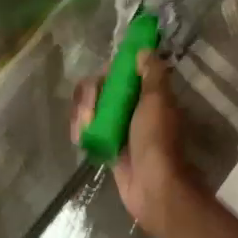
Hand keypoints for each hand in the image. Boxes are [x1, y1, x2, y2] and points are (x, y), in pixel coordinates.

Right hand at [70, 51, 201, 237]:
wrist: (153, 188)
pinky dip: (80, 130)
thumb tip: (144, 49)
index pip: (120, 72)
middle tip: (88, 112)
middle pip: (101, 88)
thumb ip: (152, 73)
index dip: (108, 73)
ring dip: (81, 114)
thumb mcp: (157, 101)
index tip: (102, 81)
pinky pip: (88, 129)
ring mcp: (118, 127)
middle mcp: (132, 107)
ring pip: (90, 108)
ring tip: (82, 130)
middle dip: (89, 96)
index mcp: (147, 94)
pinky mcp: (107, 145)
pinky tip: (79, 138)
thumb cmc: (156, 140)